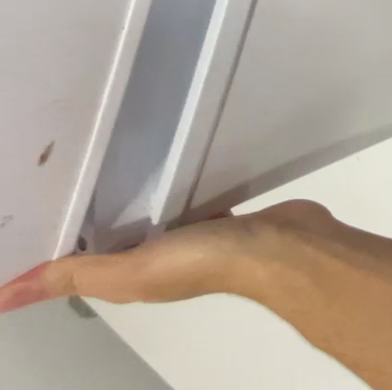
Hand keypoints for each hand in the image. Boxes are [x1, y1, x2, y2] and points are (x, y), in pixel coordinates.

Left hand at [0, 200, 330, 312]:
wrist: (287, 244)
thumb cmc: (207, 260)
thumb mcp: (135, 269)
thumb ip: (78, 274)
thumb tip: (0, 298)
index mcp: (131, 278)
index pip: (81, 264)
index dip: (57, 248)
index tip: (42, 215)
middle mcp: (160, 262)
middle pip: (119, 241)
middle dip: (100, 220)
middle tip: (81, 182)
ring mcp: (199, 239)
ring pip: (160, 220)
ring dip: (146, 203)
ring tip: (130, 169)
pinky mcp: (232, 217)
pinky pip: (199, 203)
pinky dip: (190, 192)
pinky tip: (191, 172)